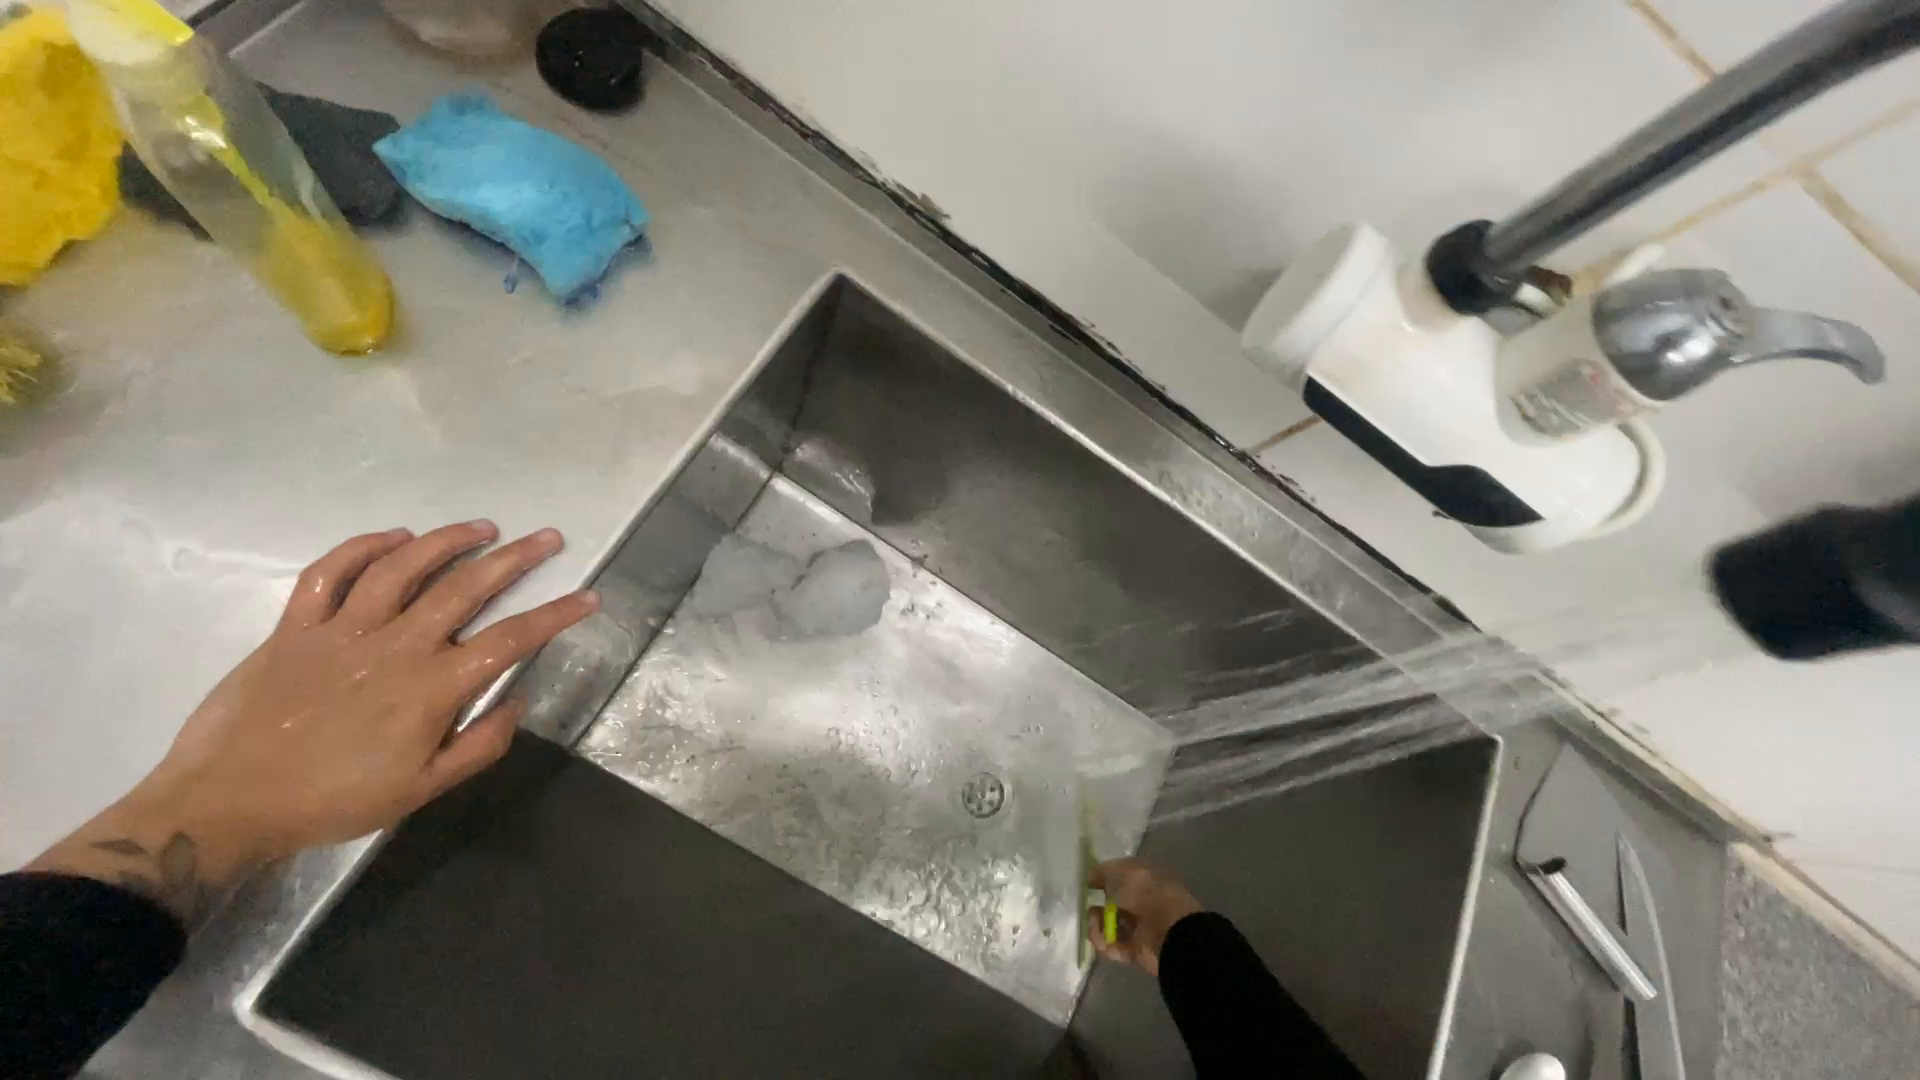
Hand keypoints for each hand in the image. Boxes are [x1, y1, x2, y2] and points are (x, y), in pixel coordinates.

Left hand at [28, 522, 597, 922]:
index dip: (556, 614)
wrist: (224, 807)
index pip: (511, 640)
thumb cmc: (333, 801)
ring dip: (448, 541)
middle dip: (516, 558)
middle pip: (465, 588)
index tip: (589, 597)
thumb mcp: (422, 789)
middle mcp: (394, 647)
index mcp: (431, 688)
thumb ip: (480, 745)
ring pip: (402, 567)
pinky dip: (364, 547)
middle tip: (548, 537)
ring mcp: (341, 632)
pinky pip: (329, 574)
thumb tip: (516, 700)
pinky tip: (396, 537)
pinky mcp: (294, 628)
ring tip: (482, 527)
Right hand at [1088, 857, 1203, 976]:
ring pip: (1110, 925)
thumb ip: (1102, 872)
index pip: (1121, 877)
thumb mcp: (1119, 872)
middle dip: (1098, 903)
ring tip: (1093, 920)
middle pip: (1114, 903)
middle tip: (1087, 904)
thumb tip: (1090, 878)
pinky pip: (1113, 946)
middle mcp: (1144, 902)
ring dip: (1097, 923)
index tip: (1086, 883)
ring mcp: (1141, 928)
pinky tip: (1099, 936)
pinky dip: (1102, 942)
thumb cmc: (1145, 893)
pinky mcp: (1136, 951)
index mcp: (1146, 879)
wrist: (1169, 931)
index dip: (1103, 878)